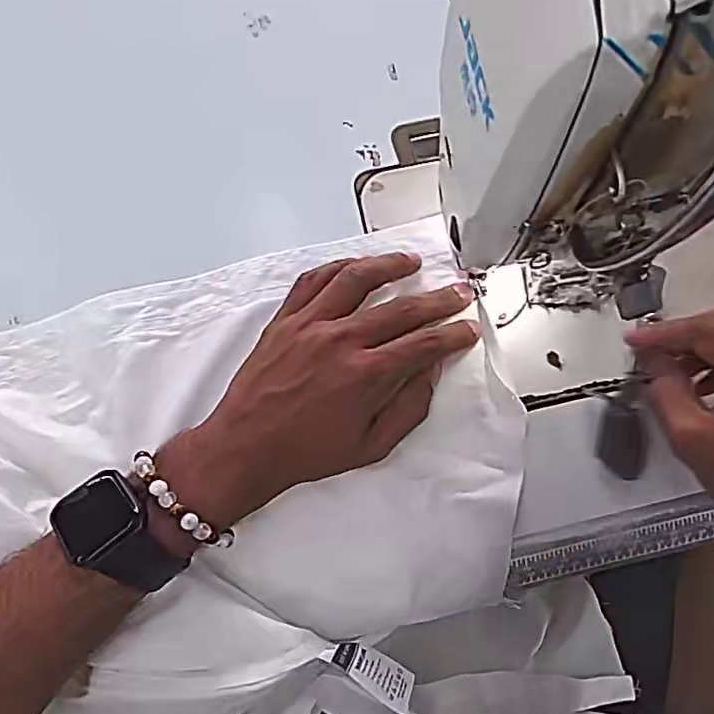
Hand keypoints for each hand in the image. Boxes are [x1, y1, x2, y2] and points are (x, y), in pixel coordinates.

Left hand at [151, 252, 479, 550]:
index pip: (423, 344)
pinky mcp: (285, 321)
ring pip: (357, 279)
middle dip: (438, 299)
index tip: (465, 329)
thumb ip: (408, 407)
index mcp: (364, 376)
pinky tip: (354, 266)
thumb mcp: (371, 445)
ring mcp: (309, 326)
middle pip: (401, 308)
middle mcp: (339, 342)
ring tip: (410, 262)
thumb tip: (430, 374)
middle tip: (456, 294)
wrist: (247, 446)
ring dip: (389, 266)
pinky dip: (338, 268)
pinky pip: (313, 281)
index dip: (453, 334)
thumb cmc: (304, 451)